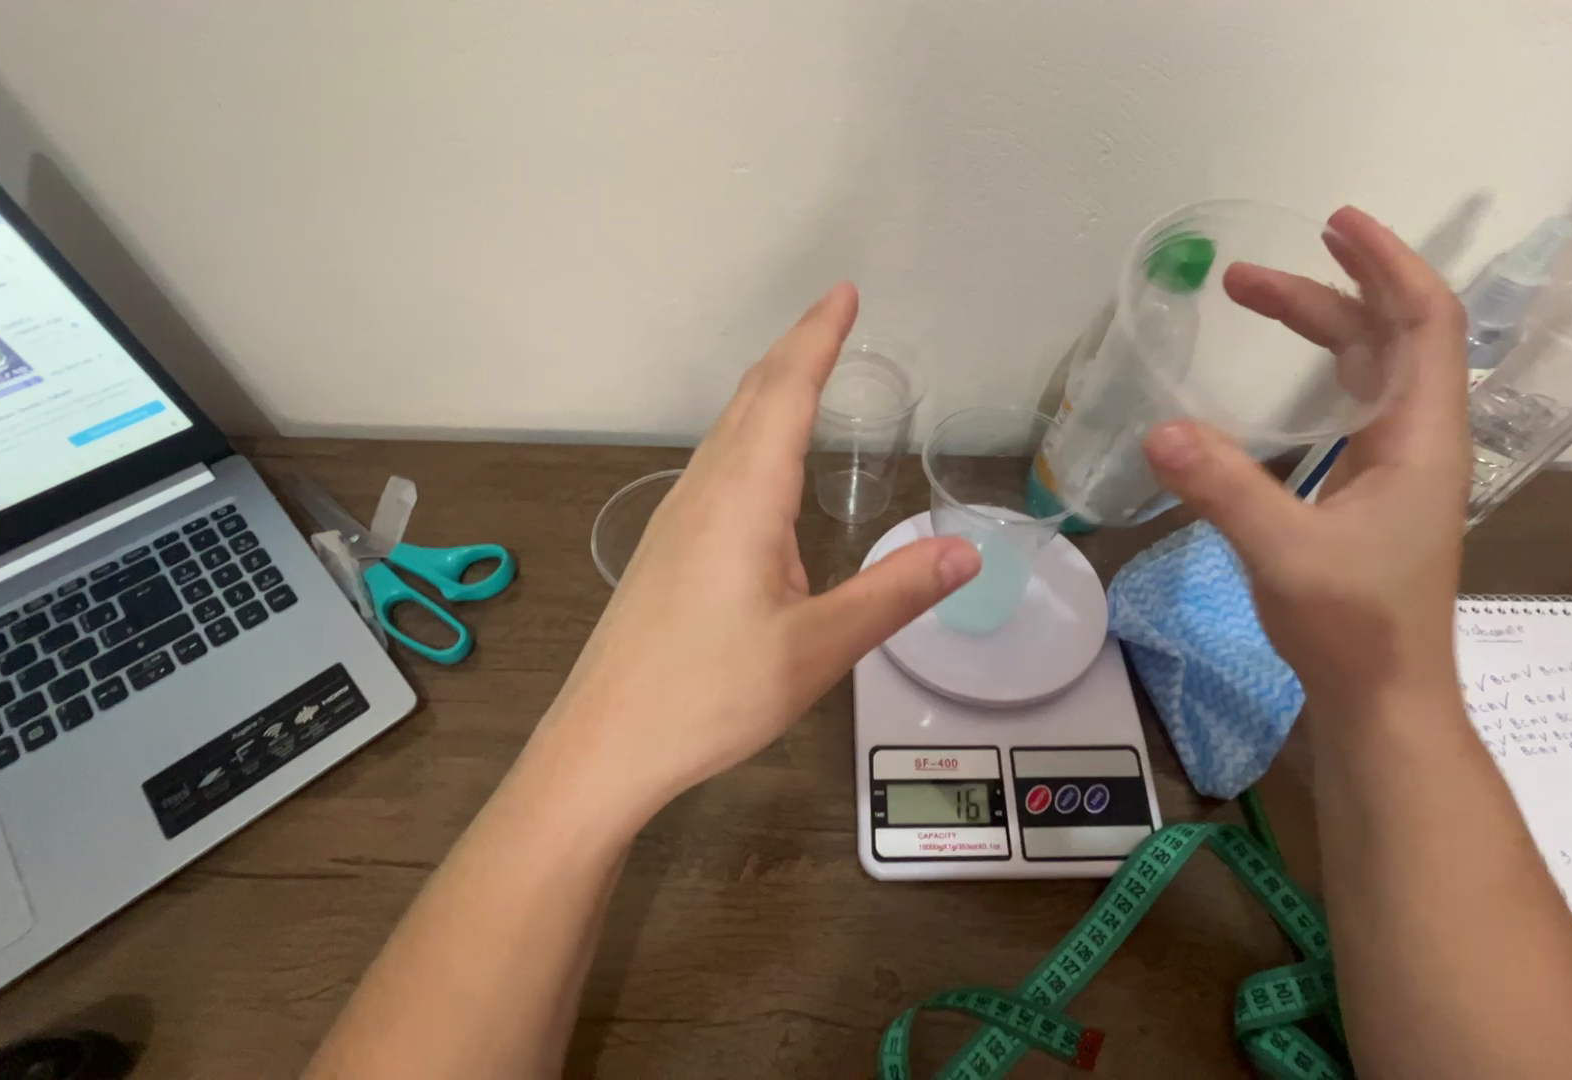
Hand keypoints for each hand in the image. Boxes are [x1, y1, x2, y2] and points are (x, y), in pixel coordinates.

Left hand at [534, 284, 980, 816]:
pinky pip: (716, 464)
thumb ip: (894, 595)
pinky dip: (750, 433)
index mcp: (743, 498)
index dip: (817, 339)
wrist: (605, 742)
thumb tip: (966, 551)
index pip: (786, 394)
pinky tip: (762, 463)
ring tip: (807, 370)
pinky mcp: (668, 547)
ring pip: (728, 430)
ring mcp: (677, 517)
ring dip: (770, 390)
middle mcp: (704, 491)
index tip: (844, 293)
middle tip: (836, 317)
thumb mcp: (816, 648)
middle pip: (752, 399)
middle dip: (795, 350)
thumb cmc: (710, 694)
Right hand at [1143, 206, 1469, 714]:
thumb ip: (1224, 489)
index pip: (1423, 324)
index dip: (1386, 265)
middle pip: (1386, 339)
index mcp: (1420, 438)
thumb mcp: (1283, 554)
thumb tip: (1157, 429)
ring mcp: (1394, 468)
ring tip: (1253, 305)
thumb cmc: (1351, 625)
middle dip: (1324, 294)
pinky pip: (1348, 409)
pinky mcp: (1368, 494)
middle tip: (1244, 277)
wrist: (1381, 693)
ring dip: (1319, 329)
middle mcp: (1417, 440)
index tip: (1334, 224)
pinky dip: (1316, 374)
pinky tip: (1279, 385)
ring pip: (1366, 373)